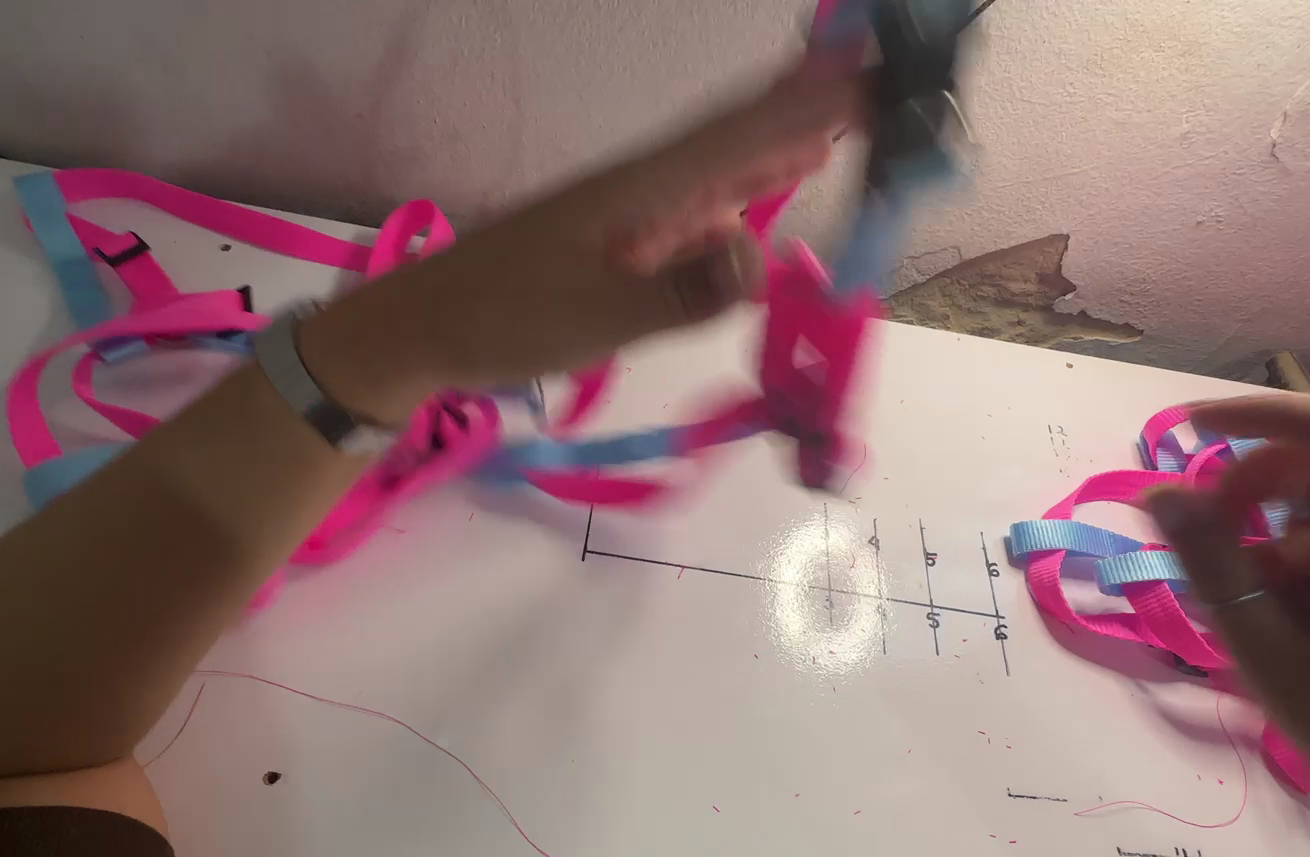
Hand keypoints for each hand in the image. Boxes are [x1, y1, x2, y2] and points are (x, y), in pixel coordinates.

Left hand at [298, 71, 864, 424]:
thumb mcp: (595, 315)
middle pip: (735, 140)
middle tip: (879, 85)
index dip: (807, 104)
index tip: (875, 72)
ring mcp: (630, 218)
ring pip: (716, 174)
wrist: (430, 331)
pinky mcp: (618, 247)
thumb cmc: (506, 321)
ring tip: (837, 125)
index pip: (738, 136)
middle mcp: (642, 190)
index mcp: (640, 190)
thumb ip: (676, 293)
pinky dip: (733, 200)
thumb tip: (757, 258)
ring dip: (775, 150)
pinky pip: (692, 215)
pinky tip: (752, 203)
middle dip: (806, 112)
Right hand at [1144, 395, 1309, 792]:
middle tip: (1209, 533)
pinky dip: (1297, 520)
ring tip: (1251, 569)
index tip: (1190, 426)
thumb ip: (1210, 559)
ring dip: (1273, 505)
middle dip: (1257, 480)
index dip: (1268, 414)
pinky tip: (1285, 573)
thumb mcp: (1257, 636)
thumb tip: (1158, 491)